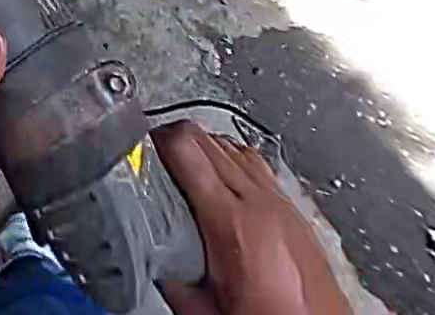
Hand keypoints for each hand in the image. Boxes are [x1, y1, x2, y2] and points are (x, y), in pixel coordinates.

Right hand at [152, 120, 351, 314]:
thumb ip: (168, 273)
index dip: (156, 139)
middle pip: (203, 137)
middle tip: (154, 156)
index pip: (185, 146)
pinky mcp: (294, 209)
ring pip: (228, 143)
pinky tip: (221, 177)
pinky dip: (230, 158)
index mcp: (230, 223)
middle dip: (172, 139)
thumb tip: (143, 245)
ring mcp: (279, 202)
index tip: (140, 147)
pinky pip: (253, 162)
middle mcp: (257, 202)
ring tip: (184, 166)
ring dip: (201, 147)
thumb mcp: (202, 313)